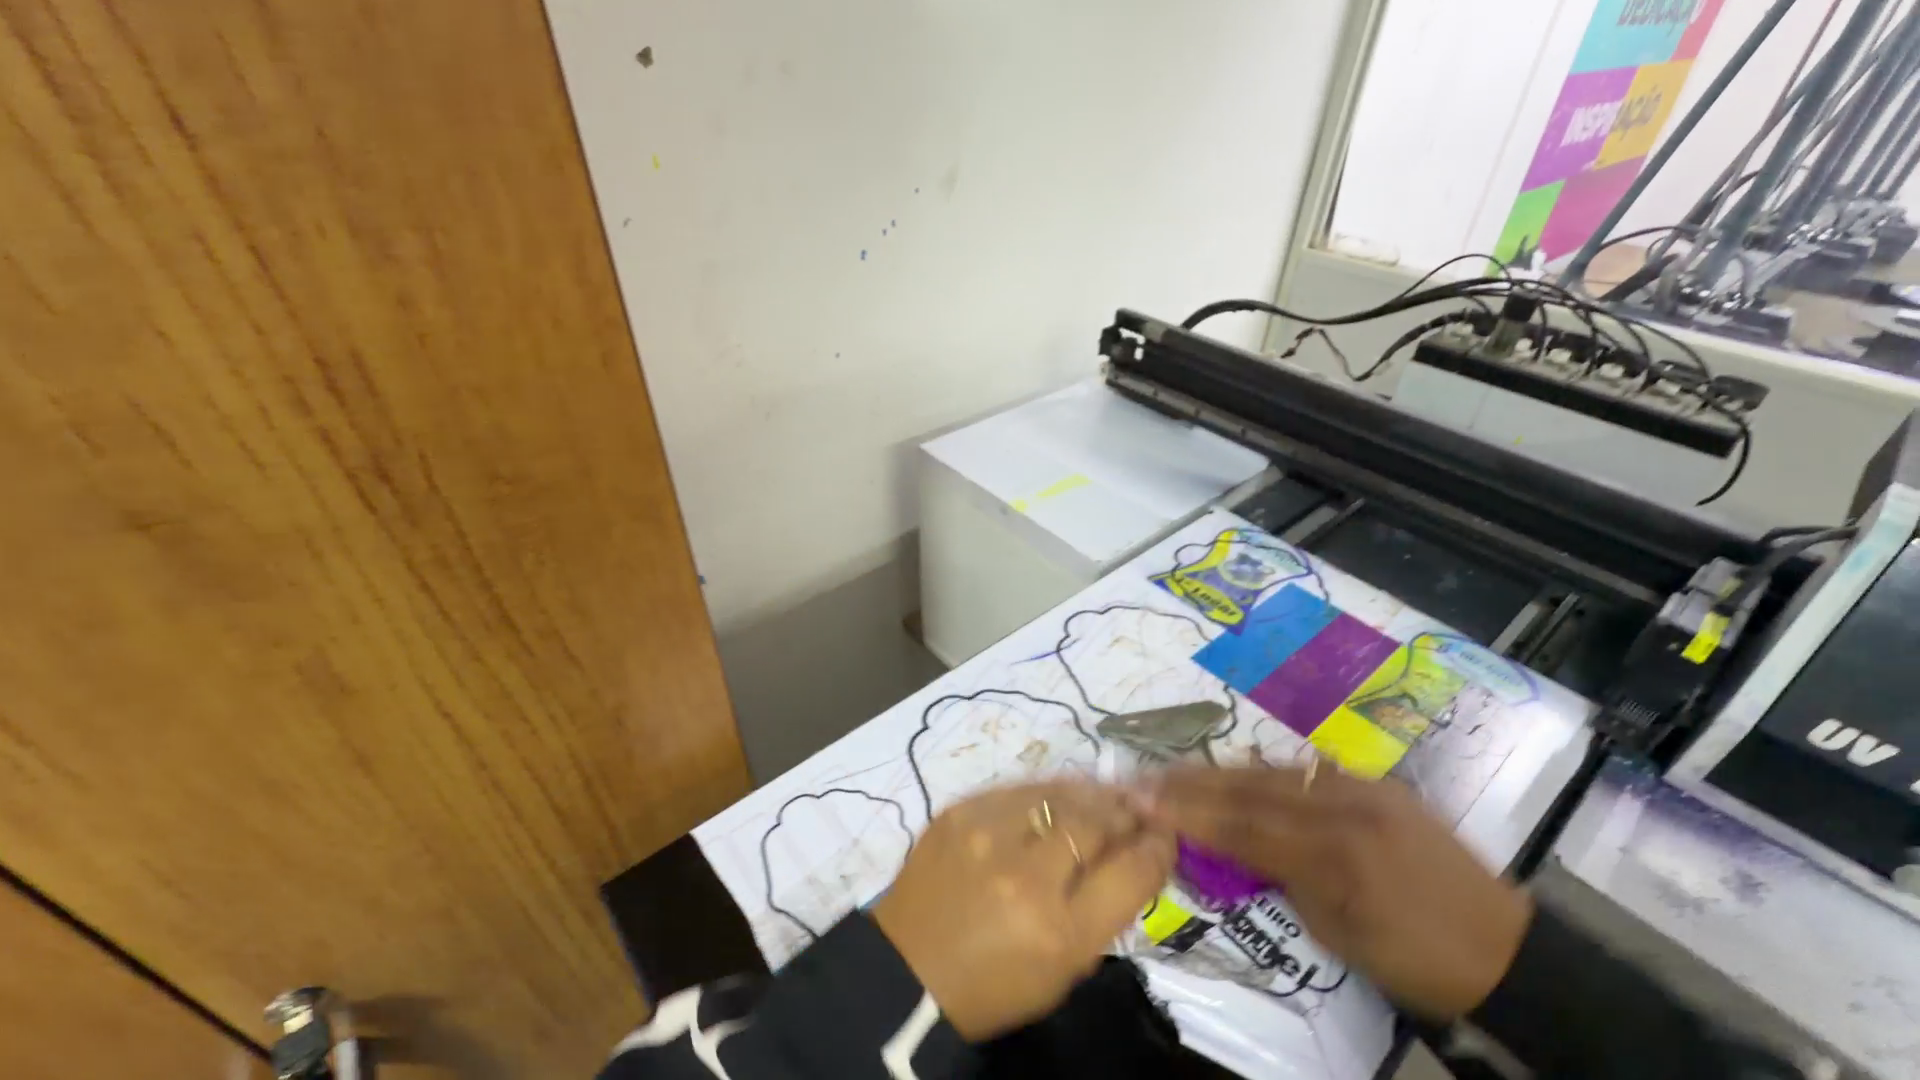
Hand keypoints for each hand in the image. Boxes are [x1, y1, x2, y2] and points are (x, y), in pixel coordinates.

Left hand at [872, 781, 1175, 1040]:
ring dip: (1091, 795)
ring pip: (1061, 795)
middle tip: (1138, 809)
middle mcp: (1026, 876)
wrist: (907, 971)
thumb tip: (1140, 852)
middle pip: (1098, 823)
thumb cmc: (996, 984)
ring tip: (1105, 797)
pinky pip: (1019, 788)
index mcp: (1061, 931)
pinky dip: (1047, 792)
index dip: (1157, 846)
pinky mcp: (958, 812)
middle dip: (1126, 813)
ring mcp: (987, 836)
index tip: (1164, 835)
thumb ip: (1108, 909)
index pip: (1132, 871)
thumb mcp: (1066, 969)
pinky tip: (1059, 797)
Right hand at [1145, 765, 1530, 1020]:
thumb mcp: (1337, 936)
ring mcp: (1366, 789)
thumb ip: (1281, 880)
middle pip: (1252, 789)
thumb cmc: (1415, 960)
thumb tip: (1230, 849)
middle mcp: (1347, 809)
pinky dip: (1262, 772)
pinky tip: (1235, 770)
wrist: (1505, 949)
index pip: (1243, 827)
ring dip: (1220, 772)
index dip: (1187, 814)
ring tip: (1175, 769)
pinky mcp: (1379, 785)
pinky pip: (1307, 772)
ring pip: (1275, 773)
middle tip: (1144, 777)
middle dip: (1192, 784)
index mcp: (1337, 857)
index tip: (1142, 802)